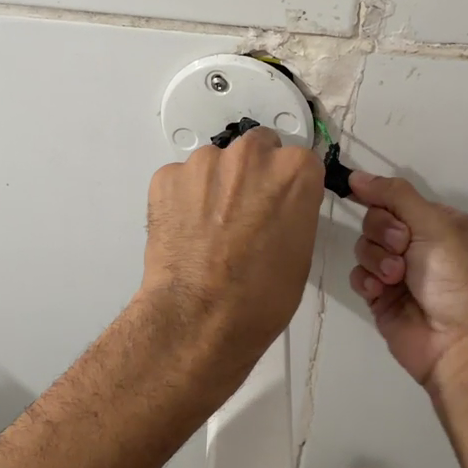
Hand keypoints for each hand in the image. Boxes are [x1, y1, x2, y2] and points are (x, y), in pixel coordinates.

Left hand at [140, 126, 324, 363]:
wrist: (200, 318)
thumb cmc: (258, 296)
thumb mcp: (300, 252)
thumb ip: (293, 212)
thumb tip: (278, 209)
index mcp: (294, 172)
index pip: (299, 162)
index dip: (288, 186)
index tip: (280, 205)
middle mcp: (250, 156)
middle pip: (257, 149)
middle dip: (252, 175)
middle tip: (245, 215)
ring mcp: (204, 163)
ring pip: (215, 164)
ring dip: (215, 186)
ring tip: (211, 230)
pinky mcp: (167, 177)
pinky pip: (180, 179)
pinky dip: (183, 198)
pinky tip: (187, 232)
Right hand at [348, 171, 467, 385]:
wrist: (458, 342)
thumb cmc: (456, 276)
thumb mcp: (434, 225)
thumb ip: (395, 195)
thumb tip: (357, 175)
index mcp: (441, 224)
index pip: (398, 199)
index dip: (382, 199)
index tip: (359, 194)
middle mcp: (421, 245)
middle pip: (376, 221)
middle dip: (383, 233)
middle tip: (402, 248)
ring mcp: (400, 273)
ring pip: (365, 248)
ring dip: (377, 260)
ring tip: (396, 278)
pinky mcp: (382, 298)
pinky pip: (360, 277)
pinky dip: (367, 282)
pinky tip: (381, 293)